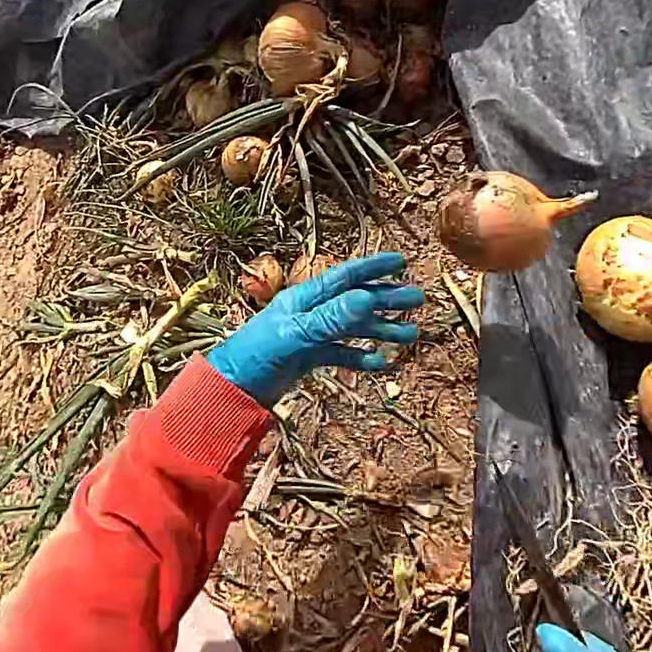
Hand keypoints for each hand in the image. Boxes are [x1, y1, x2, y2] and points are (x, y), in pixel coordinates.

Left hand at [207, 251, 422, 405]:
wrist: (233, 390)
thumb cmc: (257, 355)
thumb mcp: (296, 334)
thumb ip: (331, 318)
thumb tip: (367, 297)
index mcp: (306, 297)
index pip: (346, 276)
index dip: (374, 267)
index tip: (401, 261)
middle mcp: (311, 311)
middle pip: (356, 301)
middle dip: (387, 300)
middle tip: (418, 301)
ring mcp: (311, 334)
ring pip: (353, 328)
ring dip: (381, 330)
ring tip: (410, 336)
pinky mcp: (309, 356)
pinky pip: (342, 353)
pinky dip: (362, 357)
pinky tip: (382, 363)